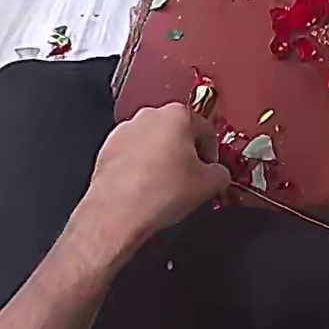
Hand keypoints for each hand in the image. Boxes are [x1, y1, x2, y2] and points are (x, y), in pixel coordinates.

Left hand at [68, 103, 229, 263]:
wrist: (117, 213)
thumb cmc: (163, 192)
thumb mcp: (210, 184)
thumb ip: (222, 172)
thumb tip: (218, 174)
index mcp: (178, 115)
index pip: (206, 130)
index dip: (212, 152)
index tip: (210, 169)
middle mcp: (150, 115)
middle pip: (178, 132)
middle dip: (185, 153)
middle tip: (190, 178)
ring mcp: (125, 130)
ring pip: (154, 142)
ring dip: (162, 158)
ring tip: (165, 186)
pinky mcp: (106, 148)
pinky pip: (132, 154)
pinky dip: (141, 166)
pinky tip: (145, 187)